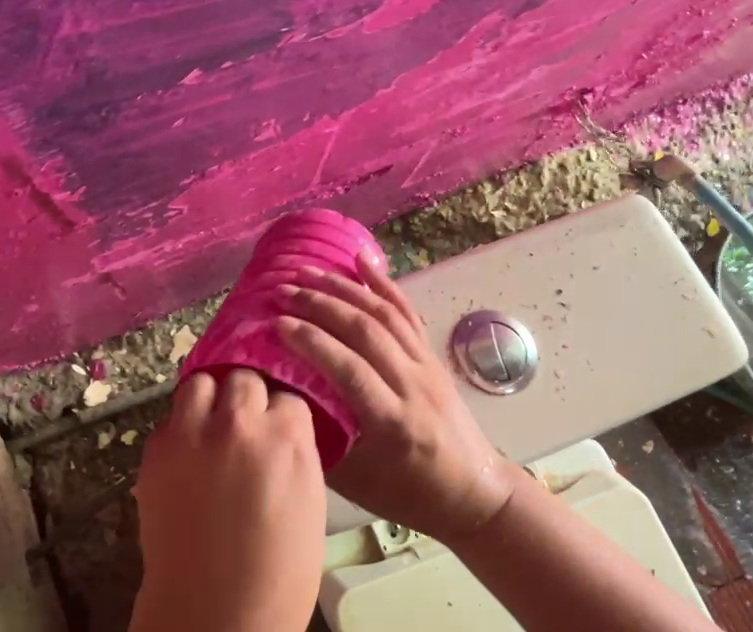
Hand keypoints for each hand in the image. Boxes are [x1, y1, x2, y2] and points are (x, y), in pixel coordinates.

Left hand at [130, 370, 326, 631]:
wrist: (214, 612)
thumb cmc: (277, 572)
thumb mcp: (309, 502)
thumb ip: (294, 452)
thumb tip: (281, 429)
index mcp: (286, 437)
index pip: (288, 393)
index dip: (282, 411)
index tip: (278, 426)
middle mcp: (238, 423)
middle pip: (243, 378)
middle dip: (247, 397)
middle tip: (245, 423)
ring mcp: (192, 432)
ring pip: (200, 383)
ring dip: (209, 399)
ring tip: (212, 425)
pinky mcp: (156, 448)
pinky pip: (171, 418)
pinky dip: (181, 428)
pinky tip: (188, 454)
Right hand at [276, 259, 519, 538]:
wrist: (476, 494)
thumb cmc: (410, 494)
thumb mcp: (358, 483)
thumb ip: (320, 441)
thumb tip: (277, 400)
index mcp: (394, 423)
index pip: (350, 370)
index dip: (312, 342)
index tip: (276, 325)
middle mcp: (413, 386)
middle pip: (365, 332)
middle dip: (320, 305)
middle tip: (282, 291)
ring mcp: (426, 366)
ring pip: (384, 315)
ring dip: (343, 288)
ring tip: (307, 272)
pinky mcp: (431, 356)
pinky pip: (406, 312)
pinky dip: (383, 283)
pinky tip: (360, 260)